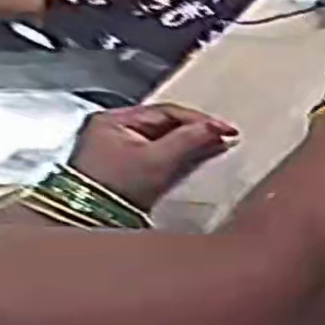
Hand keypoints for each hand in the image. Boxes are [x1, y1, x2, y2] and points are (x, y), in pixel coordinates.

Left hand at [69, 104, 237, 209]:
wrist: (96, 212)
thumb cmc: (121, 184)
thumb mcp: (159, 159)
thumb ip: (189, 140)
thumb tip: (216, 128)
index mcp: (115, 120)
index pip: (166, 111)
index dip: (201, 120)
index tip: (229, 130)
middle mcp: (115, 128)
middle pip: (166, 122)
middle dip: (197, 130)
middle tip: (226, 137)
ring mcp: (121, 144)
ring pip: (166, 136)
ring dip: (192, 141)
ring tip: (217, 146)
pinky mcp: (130, 161)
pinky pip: (162, 149)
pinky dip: (183, 151)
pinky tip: (198, 156)